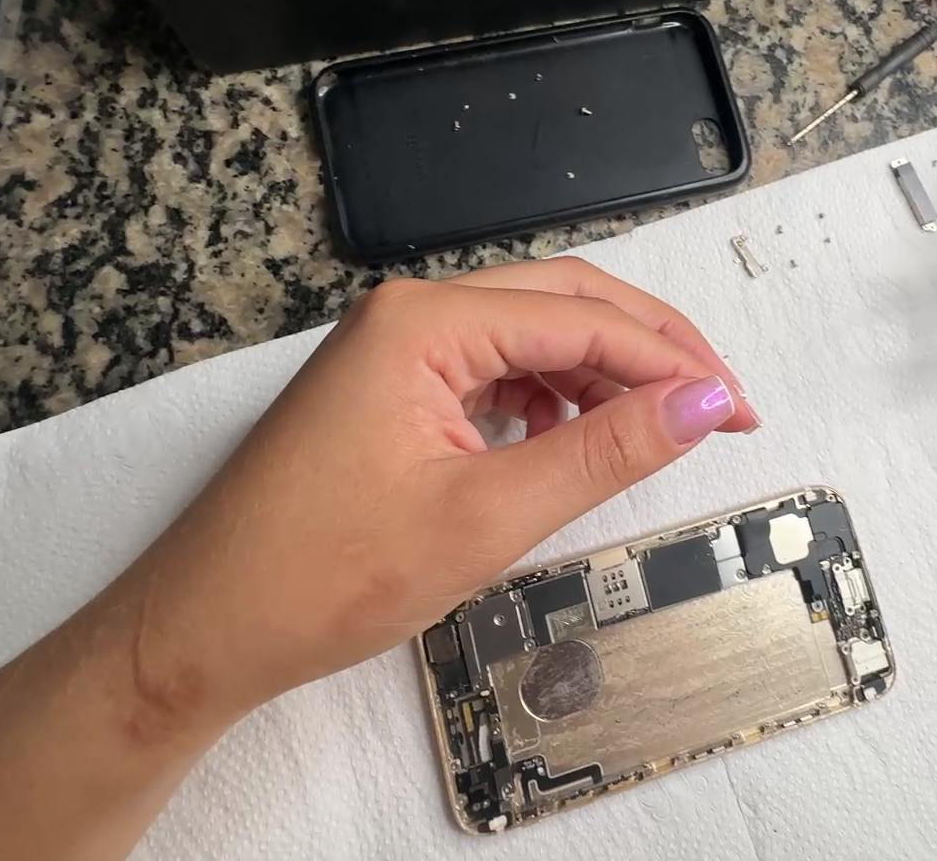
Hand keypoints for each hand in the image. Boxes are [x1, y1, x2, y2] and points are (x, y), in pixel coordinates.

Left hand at [113, 257, 757, 732]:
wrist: (201, 633)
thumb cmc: (327, 577)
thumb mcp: (488, 516)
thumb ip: (605, 451)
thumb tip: (703, 405)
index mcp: (427, 321)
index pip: (582, 320)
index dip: (672, 362)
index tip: (735, 409)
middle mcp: (413, 310)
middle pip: (563, 303)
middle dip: (648, 348)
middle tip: (716, 401)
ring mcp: (401, 343)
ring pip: (533, 332)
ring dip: (602, 371)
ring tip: (656, 424)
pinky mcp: (397, 382)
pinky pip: (498, 366)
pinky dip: (551, 393)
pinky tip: (571, 432)